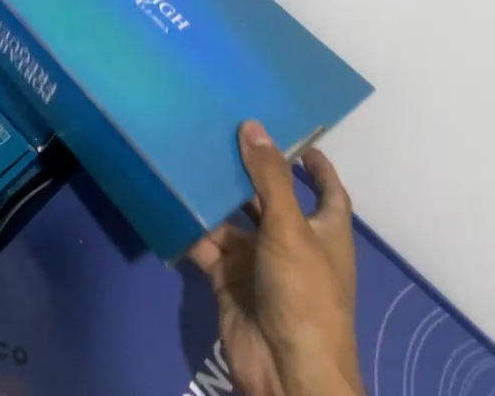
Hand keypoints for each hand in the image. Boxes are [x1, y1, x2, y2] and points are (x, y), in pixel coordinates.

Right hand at [185, 122, 363, 395]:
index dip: (317, 168)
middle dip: (246, 172)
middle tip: (217, 133)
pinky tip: (167, 198)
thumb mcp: (290, 229)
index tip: (299, 140)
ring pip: (231, 220)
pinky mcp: (227, 278)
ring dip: (211, 196)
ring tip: (184, 157)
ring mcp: (257, 262)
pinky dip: (188, 226)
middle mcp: (291, 244)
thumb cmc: (304, 294)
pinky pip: (205, 244)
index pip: (327, 193)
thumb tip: (253, 126)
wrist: (286, 368)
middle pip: (268, 200)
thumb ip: (269, 178)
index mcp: (324, 234)